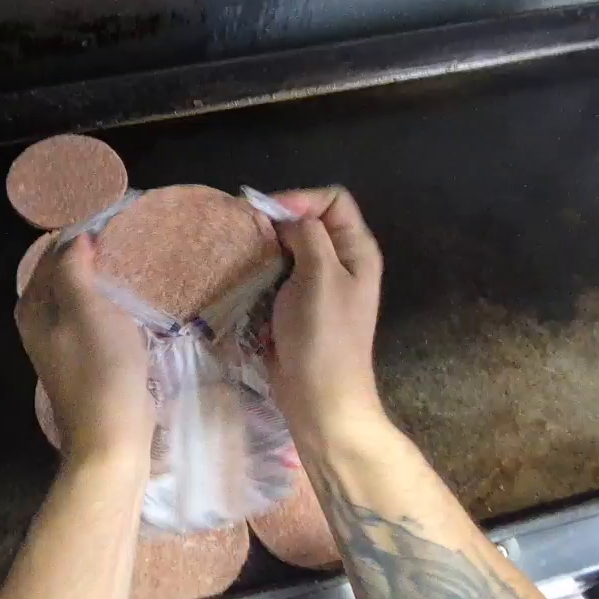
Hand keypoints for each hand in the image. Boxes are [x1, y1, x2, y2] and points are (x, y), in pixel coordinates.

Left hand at [15, 233, 155, 466]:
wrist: (111, 435)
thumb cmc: (100, 368)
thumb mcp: (87, 309)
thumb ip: (75, 269)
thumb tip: (75, 239)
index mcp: (33, 308)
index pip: (52, 256)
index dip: (78, 234)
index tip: (110, 216)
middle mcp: (39, 324)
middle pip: (61, 276)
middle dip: (85, 253)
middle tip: (121, 232)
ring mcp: (60, 345)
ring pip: (77, 297)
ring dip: (97, 277)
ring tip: (126, 257)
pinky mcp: (84, 360)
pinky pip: (91, 317)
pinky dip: (105, 301)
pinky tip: (125, 298)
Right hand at [267, 187, 386, 437]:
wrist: (319, 398)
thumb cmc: (323, 336)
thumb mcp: (319, 275)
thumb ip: (307, 235)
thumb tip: (287, 219)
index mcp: (357, 250)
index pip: (333, 200)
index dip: (301, 200)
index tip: (267, 216)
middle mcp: (341, 262)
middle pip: (309, 221)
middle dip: (277, 222)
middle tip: (246, 232)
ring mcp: (318, 285)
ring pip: (289, 248)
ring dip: (265, 248)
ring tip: (241, 254)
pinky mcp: (296, 305)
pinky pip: (278, 275)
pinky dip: (261, 271)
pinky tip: (244, 276)